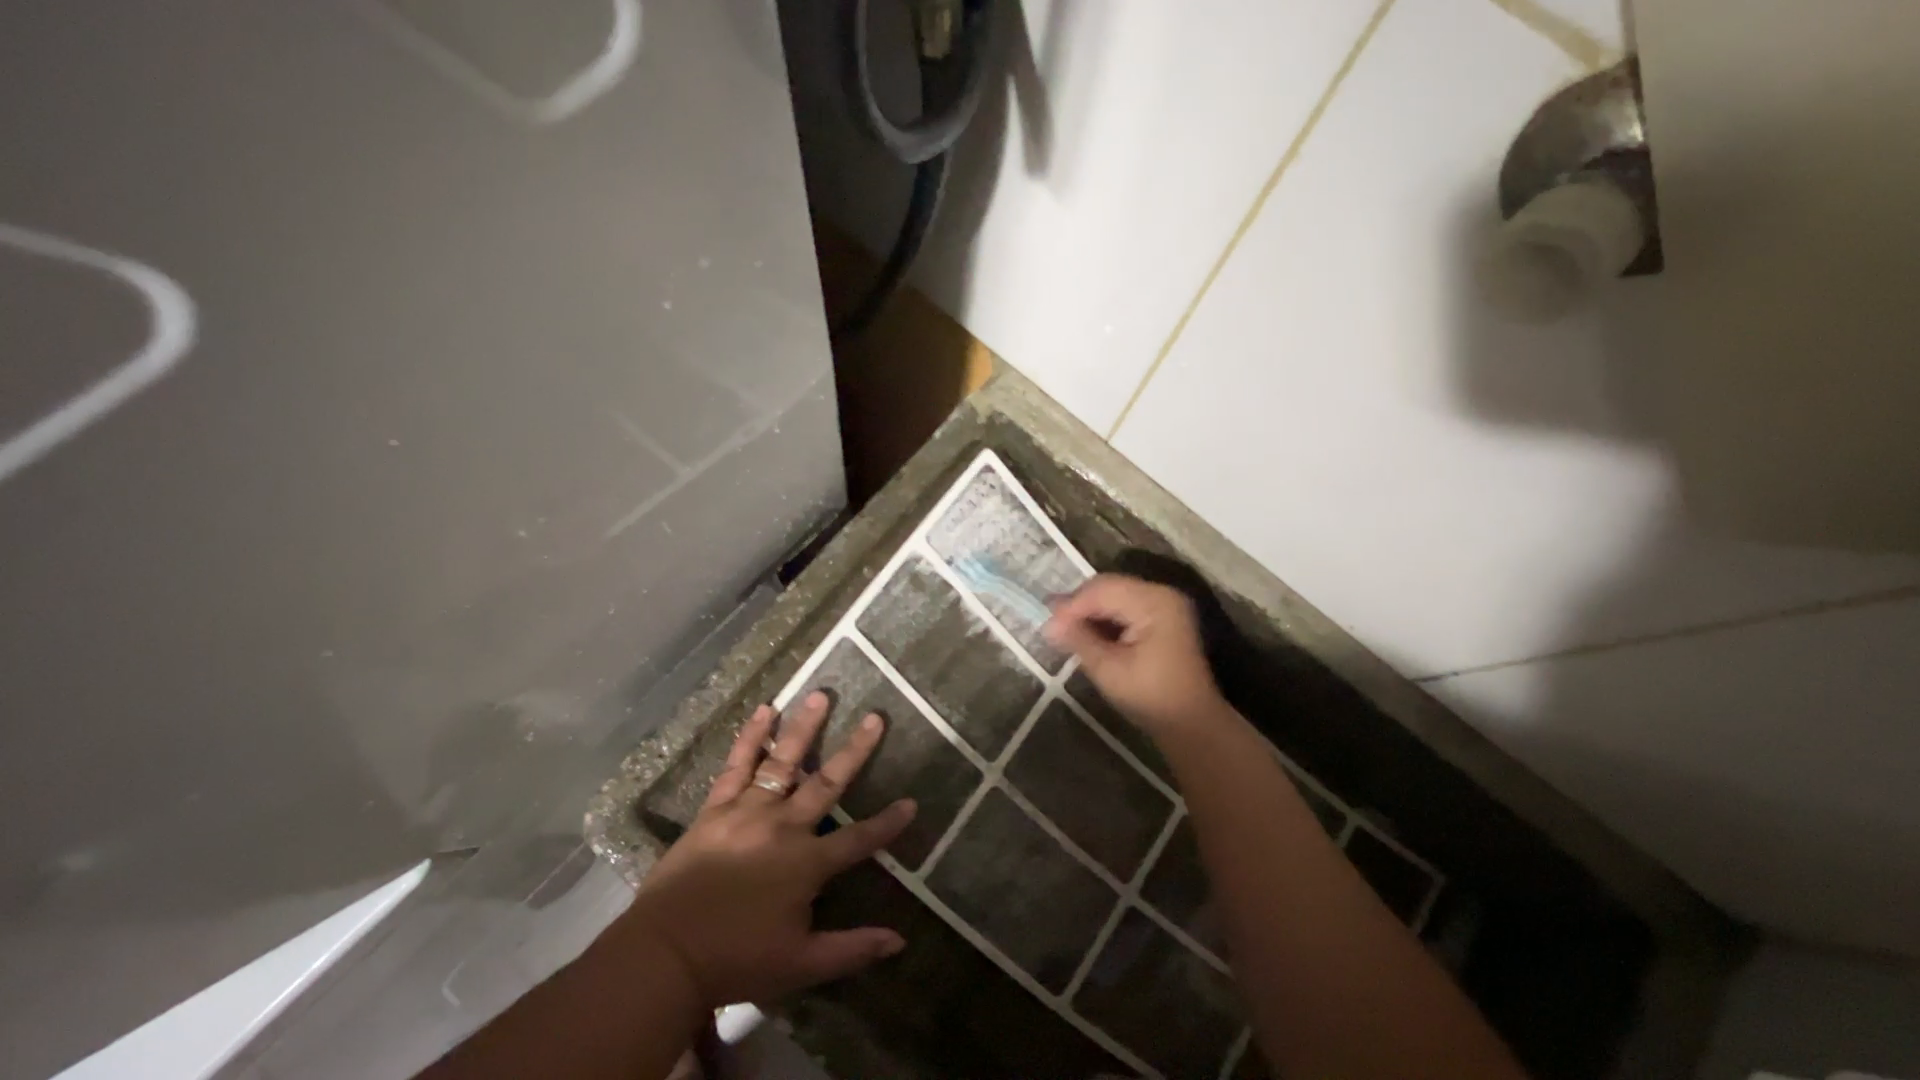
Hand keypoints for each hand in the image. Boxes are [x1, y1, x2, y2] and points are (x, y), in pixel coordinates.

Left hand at [616, 692, 915, 1010]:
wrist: (666, 953)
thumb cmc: (737, 959)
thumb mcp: (802, 963)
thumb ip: (852, 949)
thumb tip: (899, 940)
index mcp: (807, 863)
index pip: (859, 839)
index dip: (888, 823)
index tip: (911, 802)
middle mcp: (782, 828)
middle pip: (826, 784)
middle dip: (855, 751)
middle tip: (876, 717)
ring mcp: (747, 813)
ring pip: (782, 763)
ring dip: (804, 729)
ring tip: (820, 695)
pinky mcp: (715, 810)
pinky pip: (736, 766)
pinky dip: (750, 738)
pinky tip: (763, 711)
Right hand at [1044, 574, 1226, 731]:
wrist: (1191, 723)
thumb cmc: (1151, 697)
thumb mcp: (1109, 669)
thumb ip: (1079, 640)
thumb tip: (1047, 624)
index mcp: (1154, 602)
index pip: (1103, 590)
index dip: (1071, 605)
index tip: (1046, 624)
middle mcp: (1161, 594)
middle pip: (1109, 587)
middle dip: (1078, 605)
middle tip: (1050, 624)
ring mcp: (1164, 605)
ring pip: (1115, 596)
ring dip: (1089, 611)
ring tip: (1063, 629)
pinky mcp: (1161, 619)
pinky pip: (1125, 607)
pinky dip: (1104, 618)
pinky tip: (1086, 632)